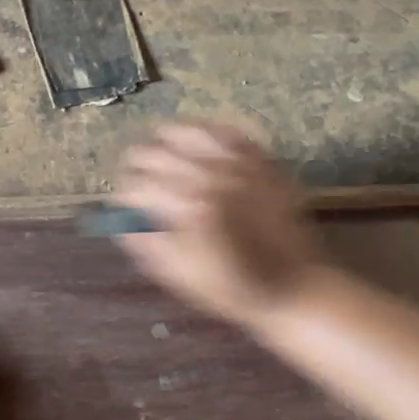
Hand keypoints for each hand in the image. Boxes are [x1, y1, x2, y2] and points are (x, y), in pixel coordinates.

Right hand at [114, 122, 331, 325]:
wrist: (296, 286)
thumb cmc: (233, 289)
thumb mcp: (179, 275)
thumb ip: (146, 244)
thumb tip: (122, 223)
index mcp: (183, 206)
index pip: (133, 185)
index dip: (124, 197)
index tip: (127, 207)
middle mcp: (205, 176)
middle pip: (150, 153)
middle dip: (139, 170)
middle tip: (144, 185)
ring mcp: (235, 162)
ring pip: (182, 130)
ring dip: (167, 144)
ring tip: (169, 158)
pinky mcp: (259, 158)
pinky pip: (223, 130)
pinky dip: (205, 135)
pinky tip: (202, 150)